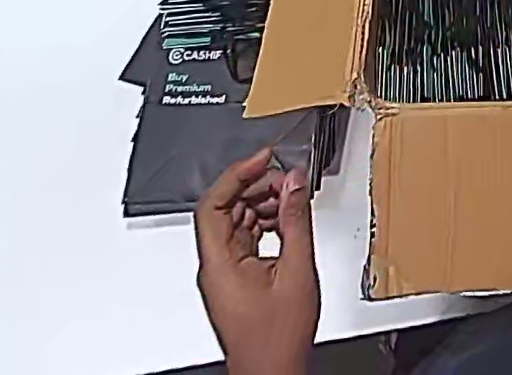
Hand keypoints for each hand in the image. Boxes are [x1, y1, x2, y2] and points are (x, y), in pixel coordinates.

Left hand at [194, 147, 318, 374]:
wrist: (274, 372)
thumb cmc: (278, 336)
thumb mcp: (297, 267)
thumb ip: (295, 218)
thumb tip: (295, 181)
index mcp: (220, 264)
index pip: (213, 205)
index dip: (237, 174)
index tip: (264, 158)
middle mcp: (217, 265)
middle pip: (226, 208)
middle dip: (258, 186)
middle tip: (289, 179)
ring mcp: (227, 270)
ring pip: (238, 219)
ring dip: (265, 202)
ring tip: (293, 198)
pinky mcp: (239, 274)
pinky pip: (247, 233)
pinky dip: (268, 219)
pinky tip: (289, 218)